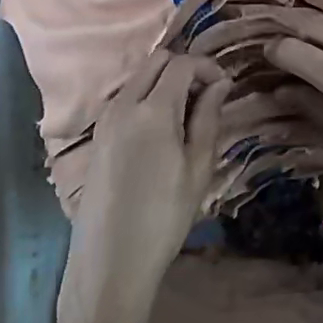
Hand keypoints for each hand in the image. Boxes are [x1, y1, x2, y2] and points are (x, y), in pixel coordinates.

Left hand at [74, 52, 232, 278]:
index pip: (182, 63)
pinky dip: (147, 97)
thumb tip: (219, 83)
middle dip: (185, 68)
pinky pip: (126, 97)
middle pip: (157, 60)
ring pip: (140, 76)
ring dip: (165, 81)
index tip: (224, 87)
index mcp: (153, 110)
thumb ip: (208, 117)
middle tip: (206, 96)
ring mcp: (106, 118)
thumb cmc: (164, 216)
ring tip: (187, 114)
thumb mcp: (198, 167)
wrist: (110, 261)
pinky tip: (162, 129)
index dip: (207, 67)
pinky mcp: (98, 135)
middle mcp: (124, 104)